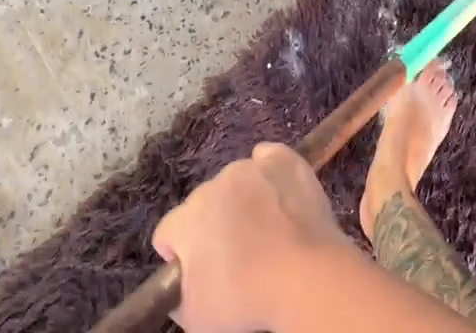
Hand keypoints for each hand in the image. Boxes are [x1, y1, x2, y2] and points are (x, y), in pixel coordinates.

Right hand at [152, 142, 349, 331]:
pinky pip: (268, 158)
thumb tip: (183, 282)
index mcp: (186, 219)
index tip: (200, 272)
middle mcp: (215, 184)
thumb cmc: (246, 297)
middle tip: (236, 253)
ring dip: (241, 199)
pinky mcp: (285, 160)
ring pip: (236, 181)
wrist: (306, 275)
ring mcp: (253, 168)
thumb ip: (177, 294)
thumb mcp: (194, 317)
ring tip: (265, 226)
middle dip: (213, 225)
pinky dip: (269, 171)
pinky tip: (278, 192)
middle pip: (203, 204)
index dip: (180, 255)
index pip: (169, 233)